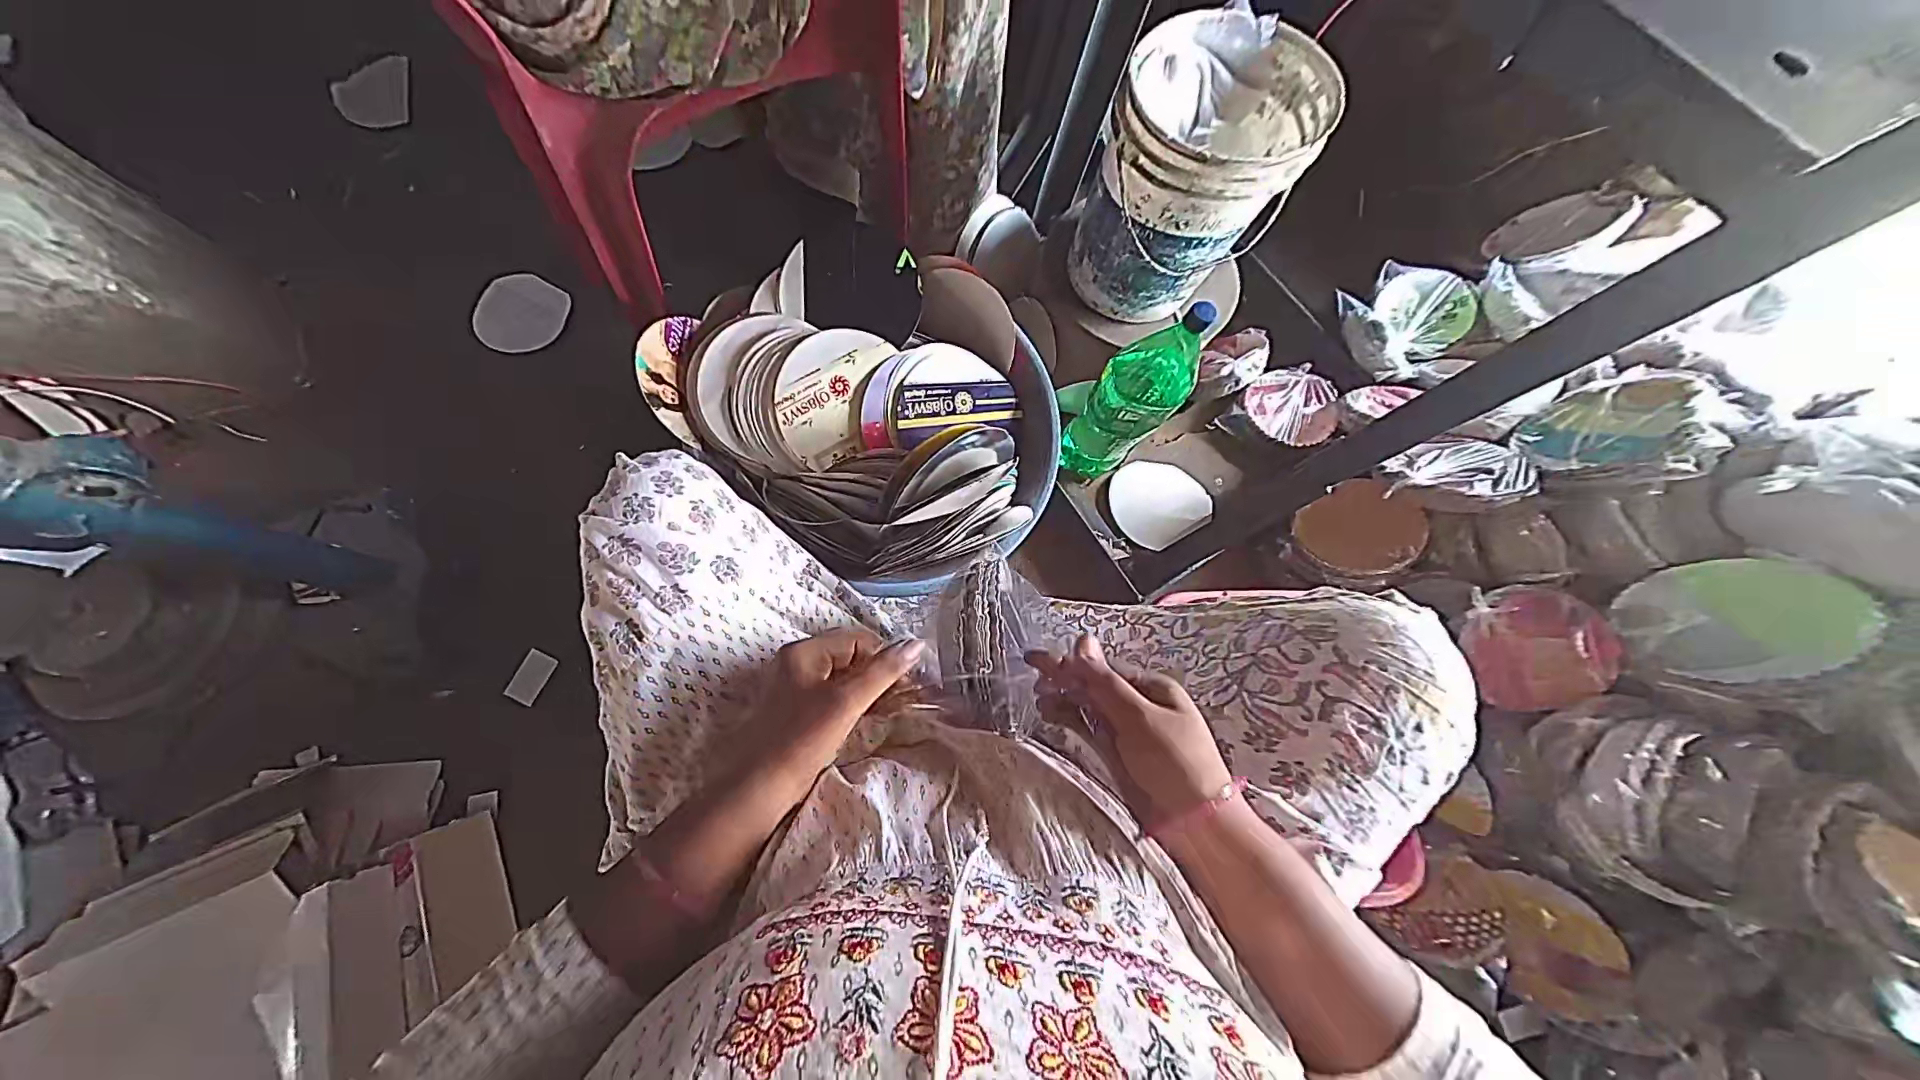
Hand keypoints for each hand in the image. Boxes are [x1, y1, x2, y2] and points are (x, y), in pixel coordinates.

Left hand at [737, 629, 924, 799]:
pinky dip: (853, 704)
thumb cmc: (801, 740)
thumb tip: (915, 644)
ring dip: (868, 691)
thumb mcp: (846, 702)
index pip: (857, 639)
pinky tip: (863, 720)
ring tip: (885, 710)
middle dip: (877, 674)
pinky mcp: (798, 712)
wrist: (759, 788)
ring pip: (844, 678)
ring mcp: (796, 688)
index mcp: (804, 651)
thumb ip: (883, 672)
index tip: (903, 684)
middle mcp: (798, 663)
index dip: (883, 658)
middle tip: (898, 699)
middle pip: (850, 656)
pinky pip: (833, 697)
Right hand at [1026, 634, 1232, 825]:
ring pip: (1089, 707)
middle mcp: (1139, 705)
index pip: (1104, 670)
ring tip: (1039, 698)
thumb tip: (1081, 640)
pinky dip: (1070, 720)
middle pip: (1094, 686)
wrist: (1196, 824)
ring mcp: (1128, 731)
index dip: (1071, 665)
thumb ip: (1105, 682)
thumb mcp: (1139, 717)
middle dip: (1064, 681)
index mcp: (1152, 688)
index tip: (1039, 663)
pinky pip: (1090, 729)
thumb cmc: (1175, 762)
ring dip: (1064, 700)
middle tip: (1034, 681)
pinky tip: (1051, 714)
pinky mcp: (1119, 754)